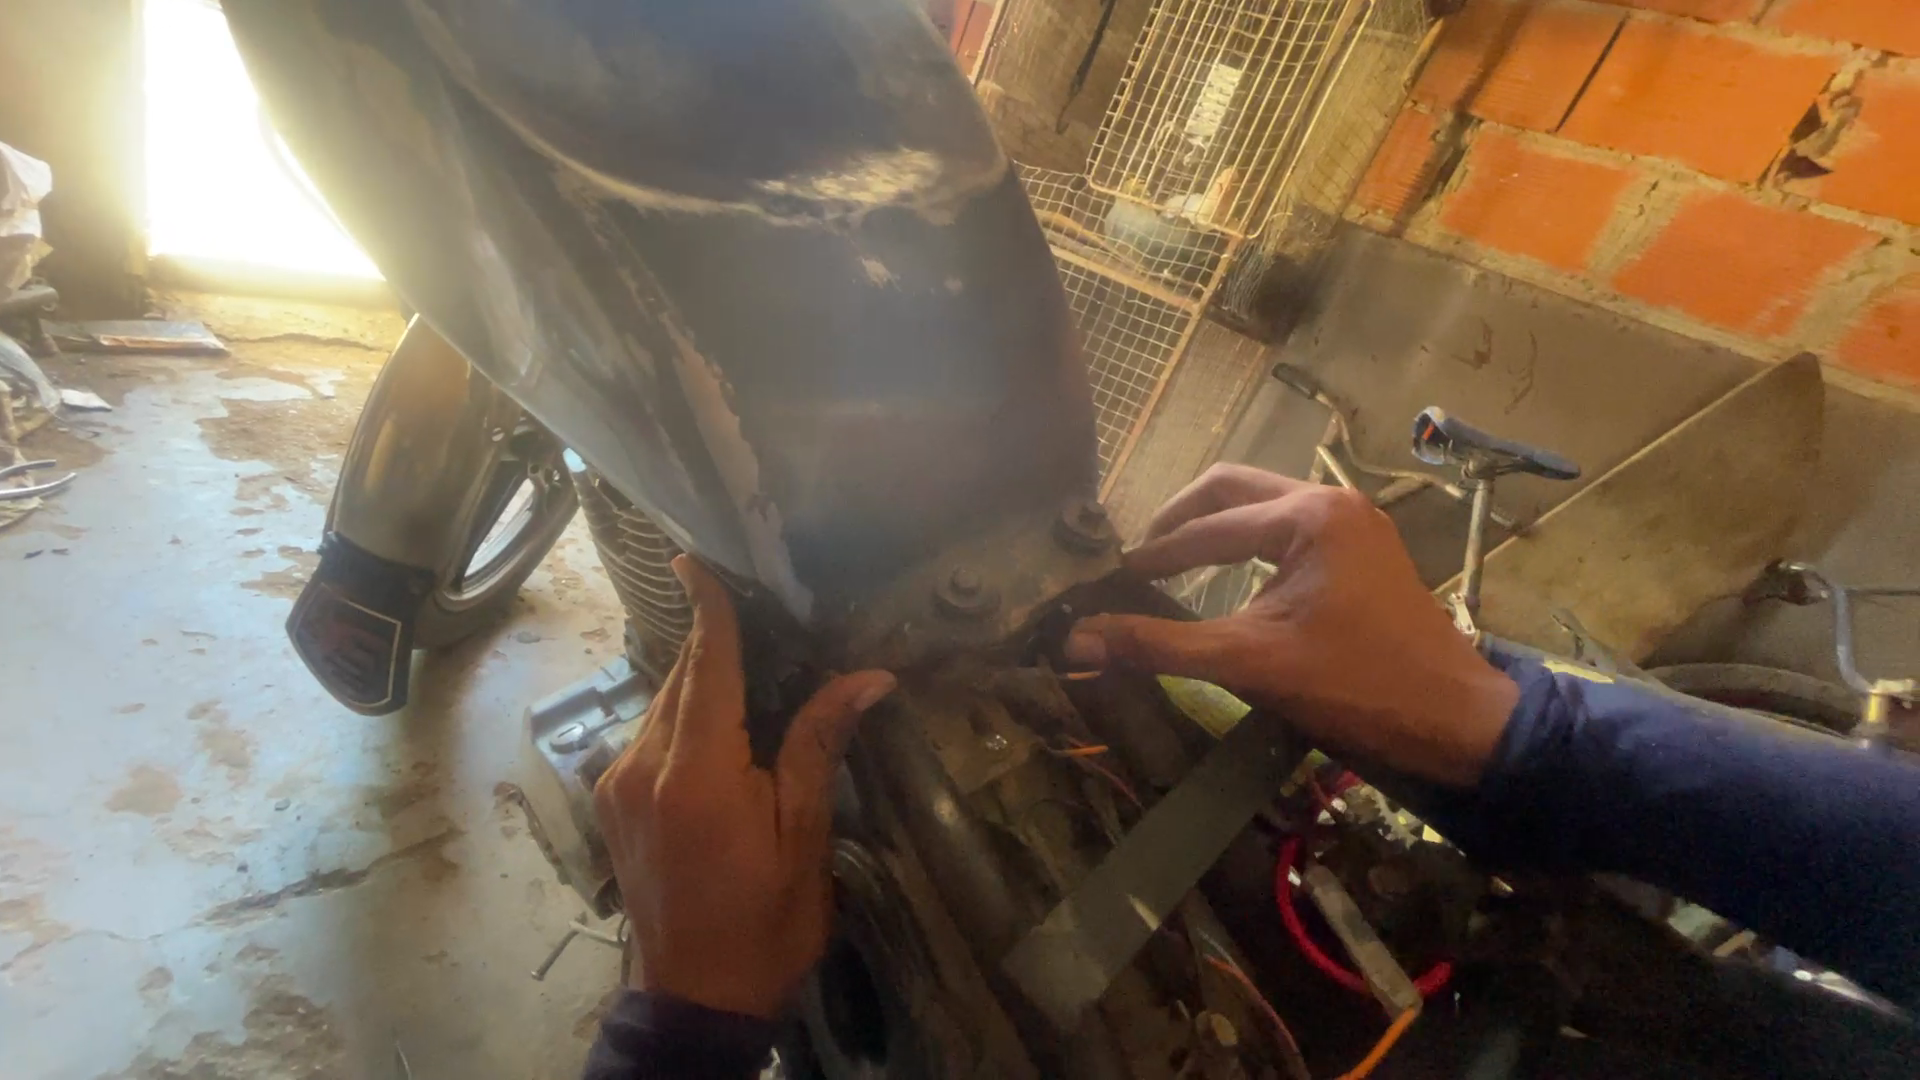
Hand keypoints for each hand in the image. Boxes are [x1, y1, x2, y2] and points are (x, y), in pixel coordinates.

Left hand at [593, 556, 896, 1016]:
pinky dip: (686, 712)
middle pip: (682, 678)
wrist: (695, 999)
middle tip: (755, 611)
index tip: (693, 560)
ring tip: (749, 664)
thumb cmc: (764, 918)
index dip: (706, 610)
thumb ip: (820, 743)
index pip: (705, 666)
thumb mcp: (805, 832)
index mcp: (696, 771)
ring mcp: (618, 783)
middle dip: (713, 640)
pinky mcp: (612, 801)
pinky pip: (651, 732)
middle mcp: (642, 765)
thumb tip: (870, 677)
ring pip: (663, 703)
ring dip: (702, 677)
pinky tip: (720, 721)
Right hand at [1065, 465, 1516, 786]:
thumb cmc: (1355, 686)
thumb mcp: (1248, 662)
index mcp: (1307, 516)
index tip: (1113, 578)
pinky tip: (1226, 573)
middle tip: (1139, 555)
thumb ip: (1158, 646)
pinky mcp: (1361, 548)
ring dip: (1212, 526)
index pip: (1207, 527)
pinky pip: (1285, 525)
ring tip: (1172, 561)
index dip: (1154, 554)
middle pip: (1231, 487)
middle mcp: (1330, 501)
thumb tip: (1075, 640)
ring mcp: (1352, 522)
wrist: (1459, 724)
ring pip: (1260, 502)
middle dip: (1179, 518)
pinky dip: (1244, 541)